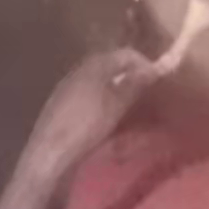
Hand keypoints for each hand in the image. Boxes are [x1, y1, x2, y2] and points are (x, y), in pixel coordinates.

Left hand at [18, 48, 158, 183]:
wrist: (48, 155)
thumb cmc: (86, 125)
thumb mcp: (116, 104)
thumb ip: (135, 84)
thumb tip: (154, 67)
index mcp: (94, 64)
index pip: (126, 54)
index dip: (145, 64)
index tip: (160, 81)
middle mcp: (80, 70)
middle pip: (112, 66)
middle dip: (132, 78)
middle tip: (148, 96)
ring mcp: (68, 88)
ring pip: (101, 82)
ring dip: (118, 92)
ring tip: (132, 110)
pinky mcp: (62, 106)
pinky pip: (90, 97)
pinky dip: (104, 103)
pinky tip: (109, 121)